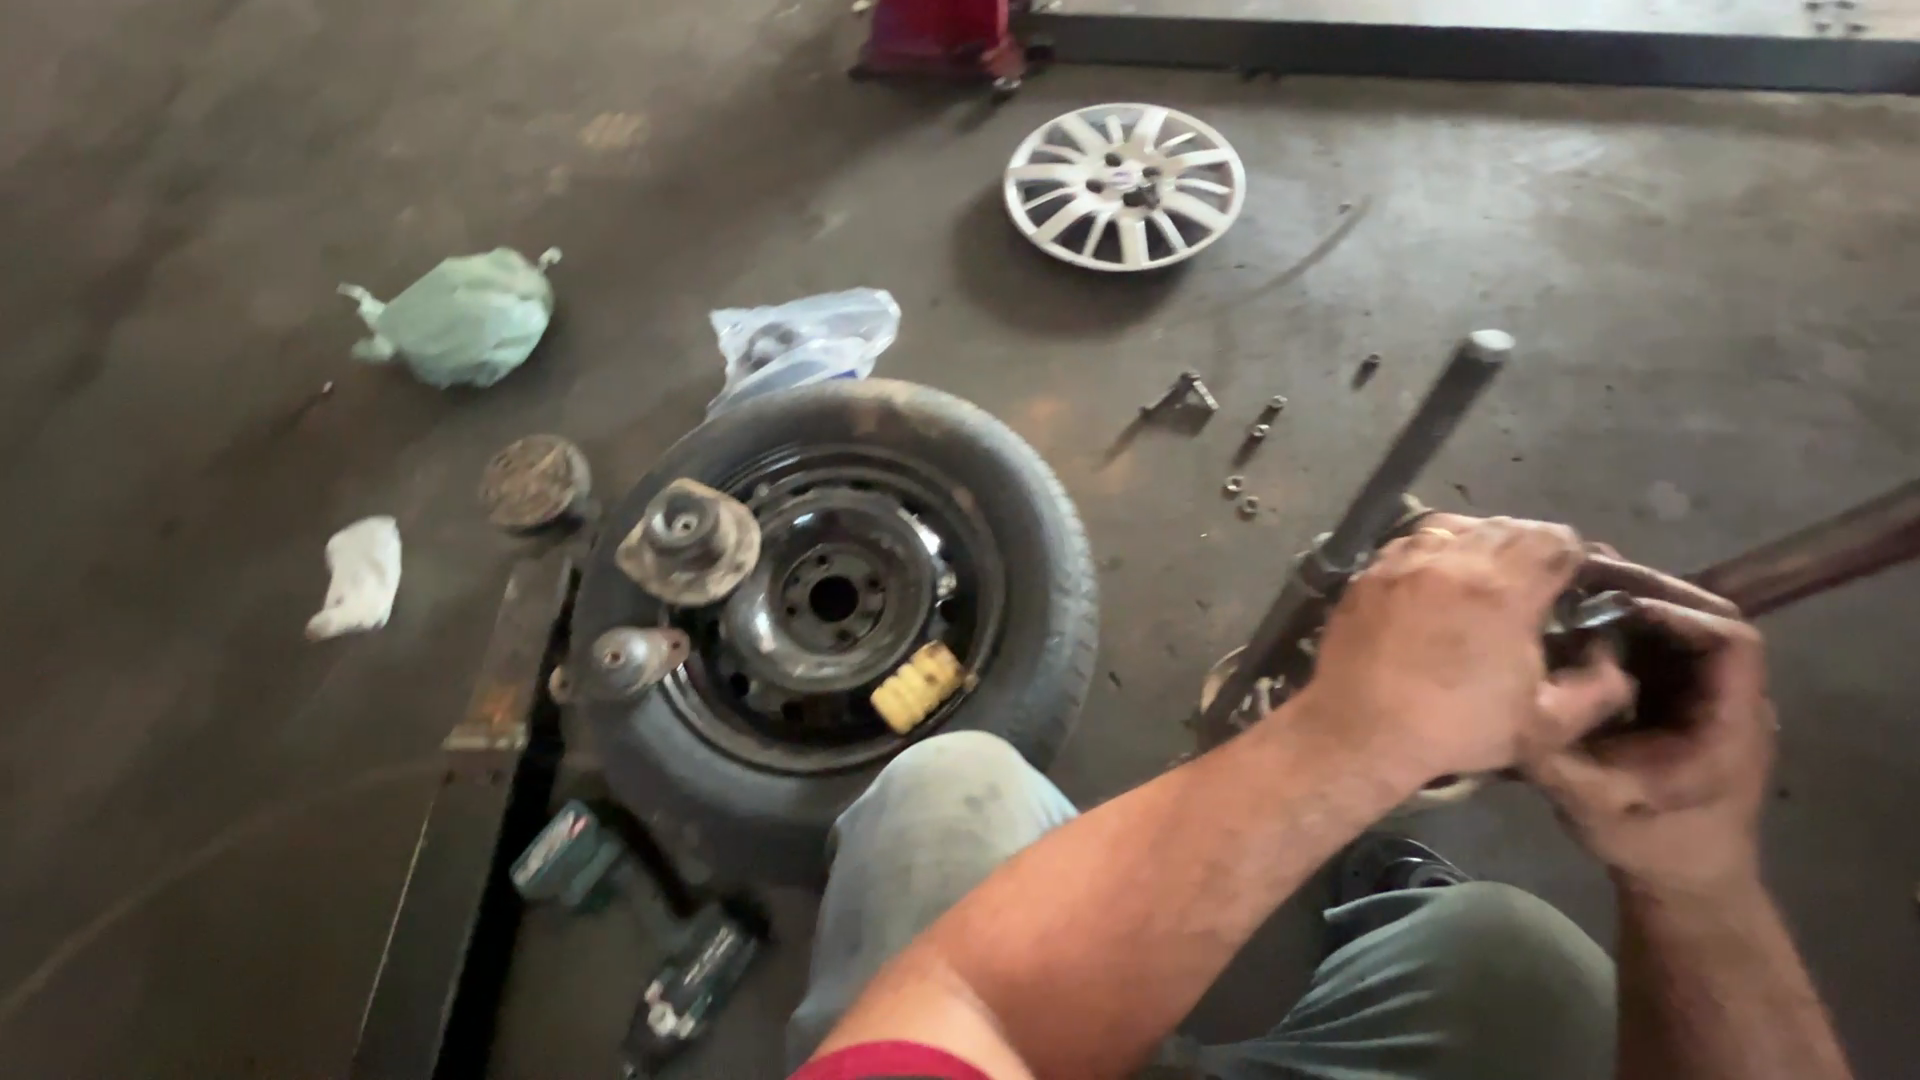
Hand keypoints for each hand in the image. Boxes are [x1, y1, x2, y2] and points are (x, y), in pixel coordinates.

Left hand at [1293, 517, 1635, 785]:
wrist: (1360, 728)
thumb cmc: (1455, 728)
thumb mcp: (1547, 723)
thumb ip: (1598, 686)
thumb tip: (1607, 652)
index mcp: (1503, 590)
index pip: (1554, 540)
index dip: (1571, 556)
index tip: (1568, 581)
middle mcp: (1450, 562)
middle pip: (1503, 527)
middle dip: (1527, 546)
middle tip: (1529, 579)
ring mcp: (1400, 564)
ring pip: (1451, 527)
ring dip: (1476, 541)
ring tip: (1481, 573)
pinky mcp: (1365, 575)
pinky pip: (1406, 543)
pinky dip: (1429, 551)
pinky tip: (1432, 578)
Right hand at [1524, 558, 1773, 899]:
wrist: (1683, 877)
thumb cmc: (1647, 842)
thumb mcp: (1586, 799)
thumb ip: (1549, 746)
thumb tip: (1502, 690)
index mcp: (1728, 721)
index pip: (1729, 641)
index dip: (1672, 610)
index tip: (1604, 601)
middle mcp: (1728, 697)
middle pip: (1706, 617)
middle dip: (1644, 589)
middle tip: (1576, 576)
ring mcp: (1705, 695)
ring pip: (1680, 624)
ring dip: (1628, 600)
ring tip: (1567, 589)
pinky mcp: (1679, 696)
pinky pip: (1656, 642)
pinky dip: (1618, 623)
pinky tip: (1571, 621)